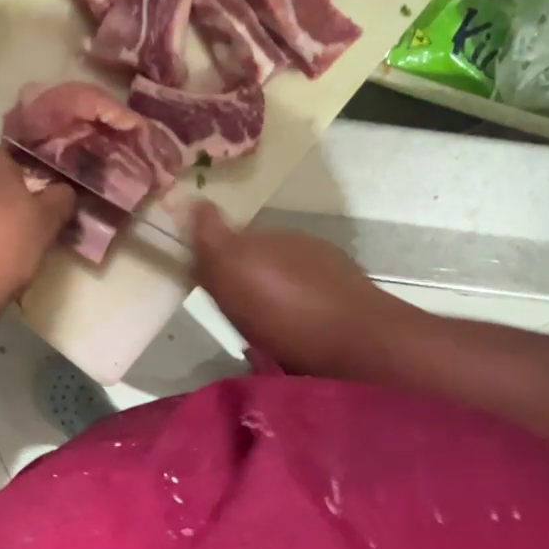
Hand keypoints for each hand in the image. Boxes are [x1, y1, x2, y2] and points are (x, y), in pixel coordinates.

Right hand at [191, 202, 418, 376]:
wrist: (359, 348)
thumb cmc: (286, 307)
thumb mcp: (234, 267)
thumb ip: (210, 238)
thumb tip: (190, 198)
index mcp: (277, 237)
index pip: (237, 239)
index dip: (217, 259)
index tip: (202, 284)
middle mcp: (306, 254)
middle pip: (263, 267)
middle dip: (245, 286)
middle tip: (227, 315)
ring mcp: (330, 285)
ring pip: (286, 293)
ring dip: (269, 310)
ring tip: (255, 337)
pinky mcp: (344, 320)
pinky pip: (305, 320)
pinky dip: (291, 330)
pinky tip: (283, 350)